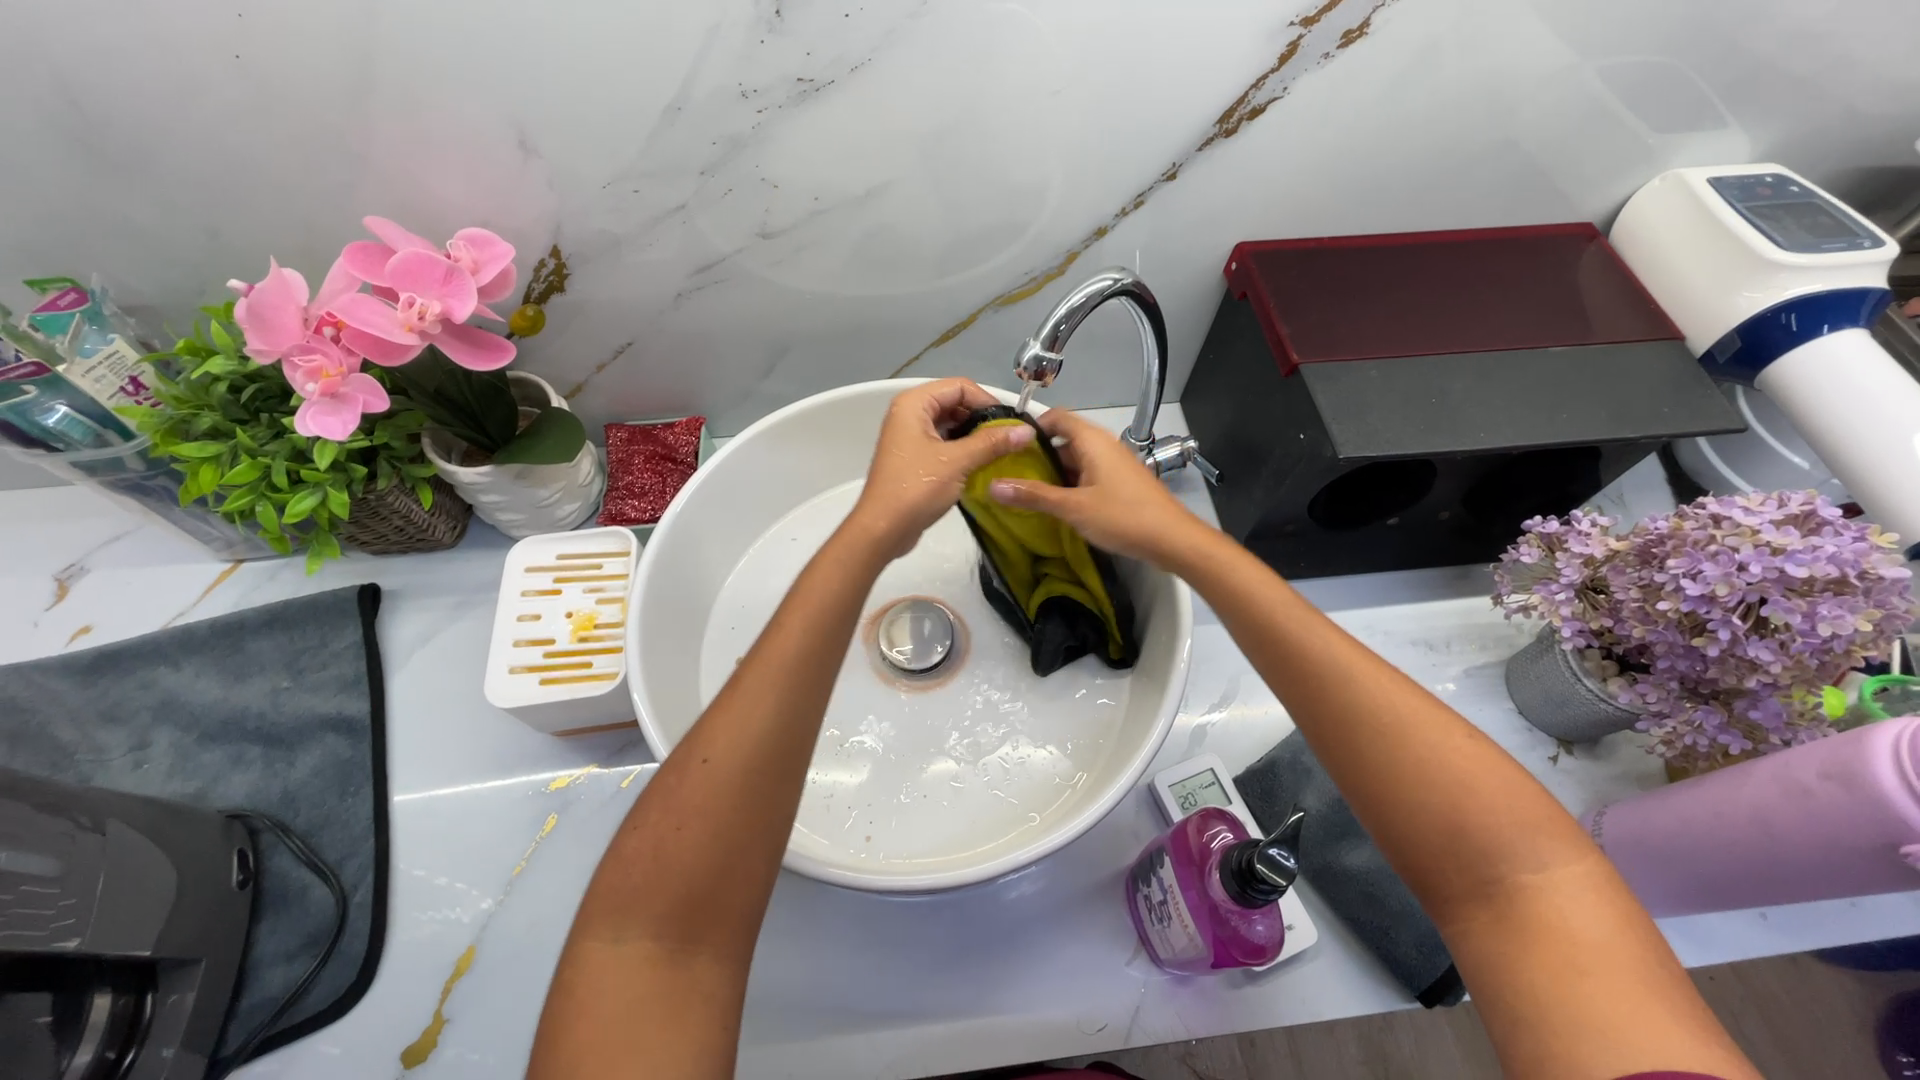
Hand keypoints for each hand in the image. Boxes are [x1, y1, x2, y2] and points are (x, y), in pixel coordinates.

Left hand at [845, 378, 1035, 558]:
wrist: (882, 529)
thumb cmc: (916, 489)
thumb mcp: (958, 462)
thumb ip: (992, 442)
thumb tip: (1027, 430)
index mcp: (914, 404)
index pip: (959, 387)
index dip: (987, 401)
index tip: (1010, 424)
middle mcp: (909, 414)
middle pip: (955, 403)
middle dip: (982, 419)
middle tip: (1009, 439)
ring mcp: (910, 437)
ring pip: (951, 425)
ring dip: (975, 436)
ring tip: (1001, 452)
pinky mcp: (914, 458)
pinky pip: (944, 444)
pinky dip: (964, 450)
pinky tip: (983, 465)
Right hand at [986, 407, 1209, 566]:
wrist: (1172, 539)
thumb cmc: (1122, 517)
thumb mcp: (1072, 508)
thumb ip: (1032, 496)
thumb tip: (993, 486)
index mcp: (1092, 441)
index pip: (1057, 418)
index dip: (1032, 427)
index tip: (1008, 446)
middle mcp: (1104, 446)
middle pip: (1064, 440)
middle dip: (1038, 456)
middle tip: (1009, 473)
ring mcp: (1114, 465)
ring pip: (1076, 460)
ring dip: (1053, 474)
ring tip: (1026, 492)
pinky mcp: (1120, 483)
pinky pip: (1088, 475)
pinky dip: (1070, 485)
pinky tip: (1056, 505)